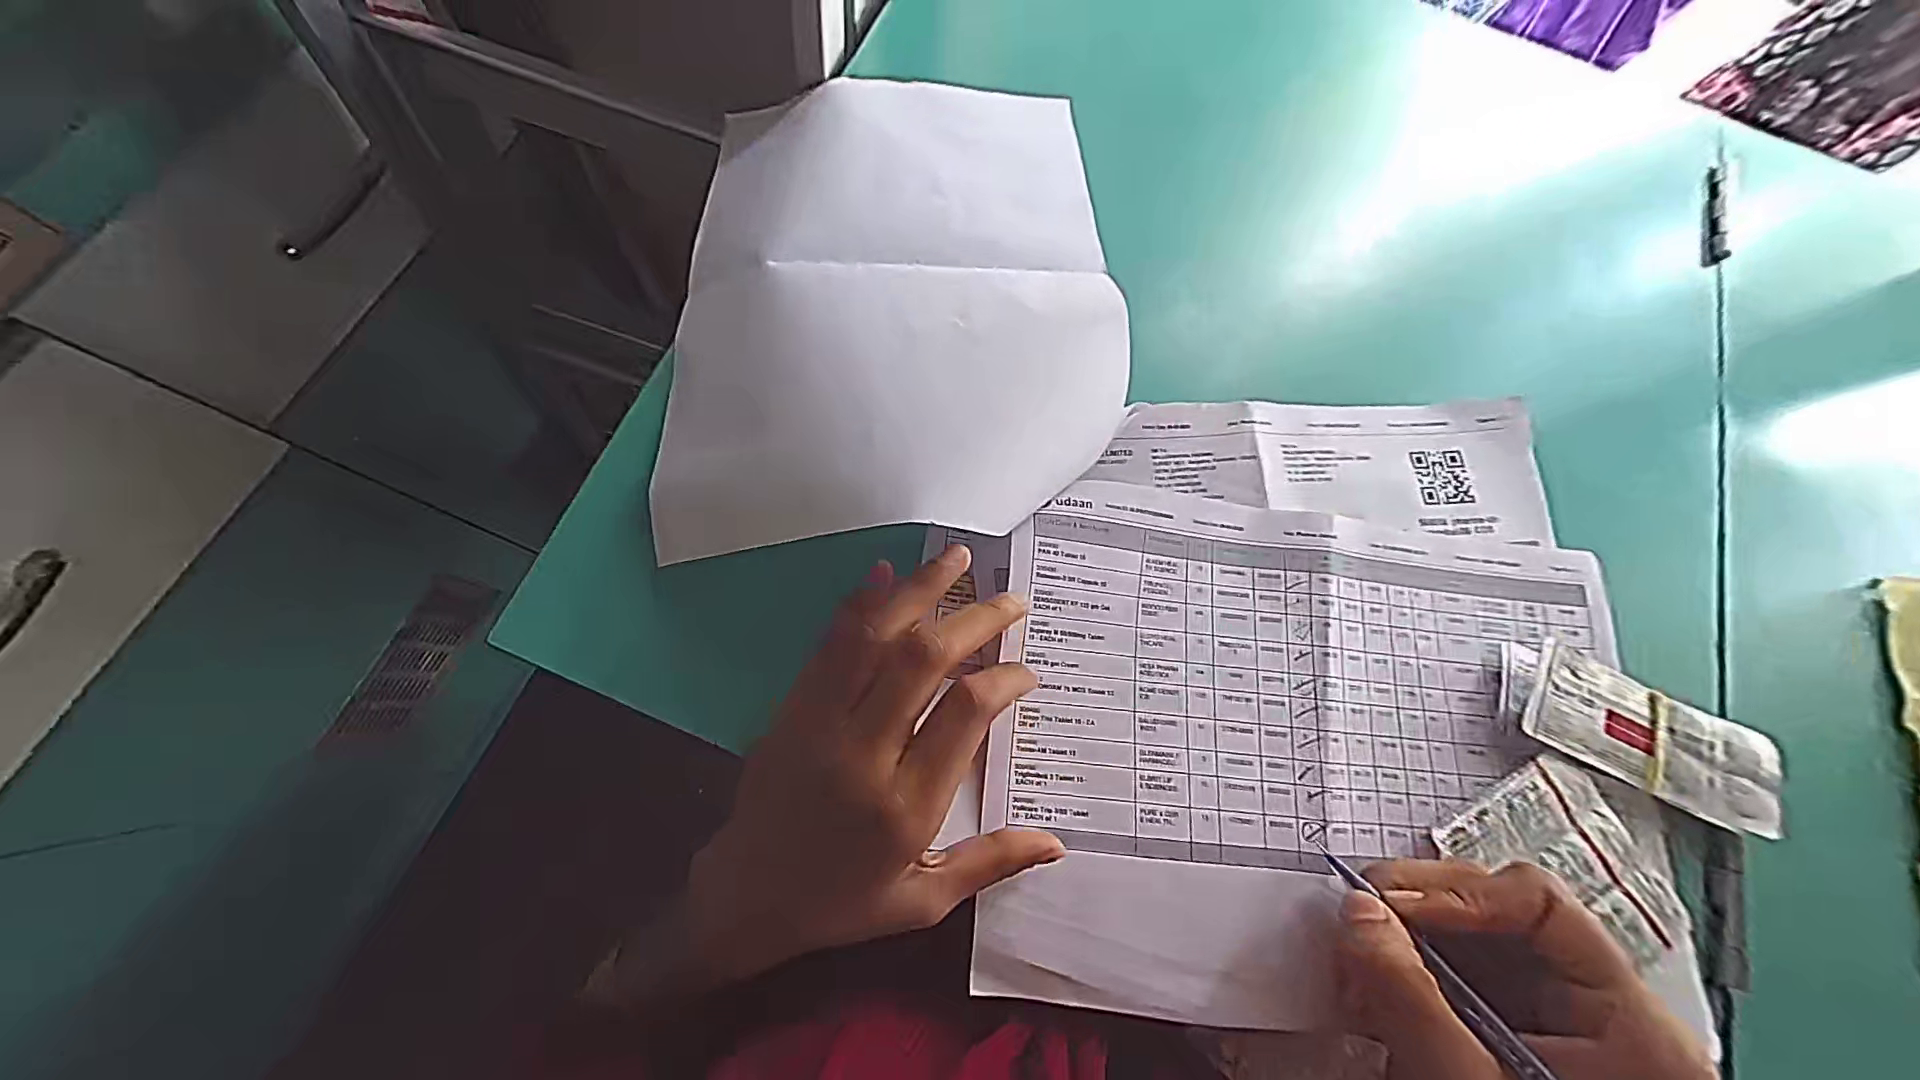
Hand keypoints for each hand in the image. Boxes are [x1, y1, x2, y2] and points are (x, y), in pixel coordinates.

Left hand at [586, 546, 1061, 1007]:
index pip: (965, 715)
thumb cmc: (841, 901)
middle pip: (924, 661)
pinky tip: (885, 573)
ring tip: (957, 557)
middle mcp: (864, 752)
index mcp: (905, 805)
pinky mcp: (793, 706)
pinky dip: (861, 603)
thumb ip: (989, 863)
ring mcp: (821, 721)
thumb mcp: (921, 901)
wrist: (743, 896)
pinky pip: (830, 643)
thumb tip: (1056, 842)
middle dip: (974, 620)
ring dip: (919, 590)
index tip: (1025, 670)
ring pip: (875, 638)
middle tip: (1011, 600)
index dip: (1002, 679)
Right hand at [1336, 859, 1713, 1079]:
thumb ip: (1413, 1001)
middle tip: (1358, 918)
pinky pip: (1443, 968)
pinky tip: (1369, 986)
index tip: (1388, 905)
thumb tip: (1359, 911)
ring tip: (1355, 961)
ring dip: (1396, 935)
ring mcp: (1544, 1018)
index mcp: (1629, 1028)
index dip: (1455, 891)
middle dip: (1411, 906)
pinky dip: (1398, 966)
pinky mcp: (1500, 1029)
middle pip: (1491, 908)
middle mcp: (1591, 1009)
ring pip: (1458, 934)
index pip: (1537, 902)